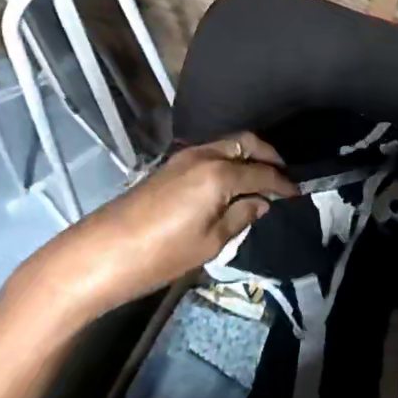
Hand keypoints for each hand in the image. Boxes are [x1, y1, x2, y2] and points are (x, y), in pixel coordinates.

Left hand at [9, 133, 296, 326]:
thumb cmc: (160, 254)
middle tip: (282, 177)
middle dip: (270, 156)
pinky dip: (229, 161)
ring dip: (248, 156)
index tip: (298, 194)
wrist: (99, 254)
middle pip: (246, 143)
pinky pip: (211, 153)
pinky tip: (233, 183)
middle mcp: (204, 155)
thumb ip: (241, 216)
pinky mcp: (169, 167)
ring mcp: (183, 158)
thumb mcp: (211, 242)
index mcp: (219, 174)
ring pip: (227, 144)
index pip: (263, 173)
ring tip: (261, 180)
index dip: (284, 184)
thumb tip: (261, 202)